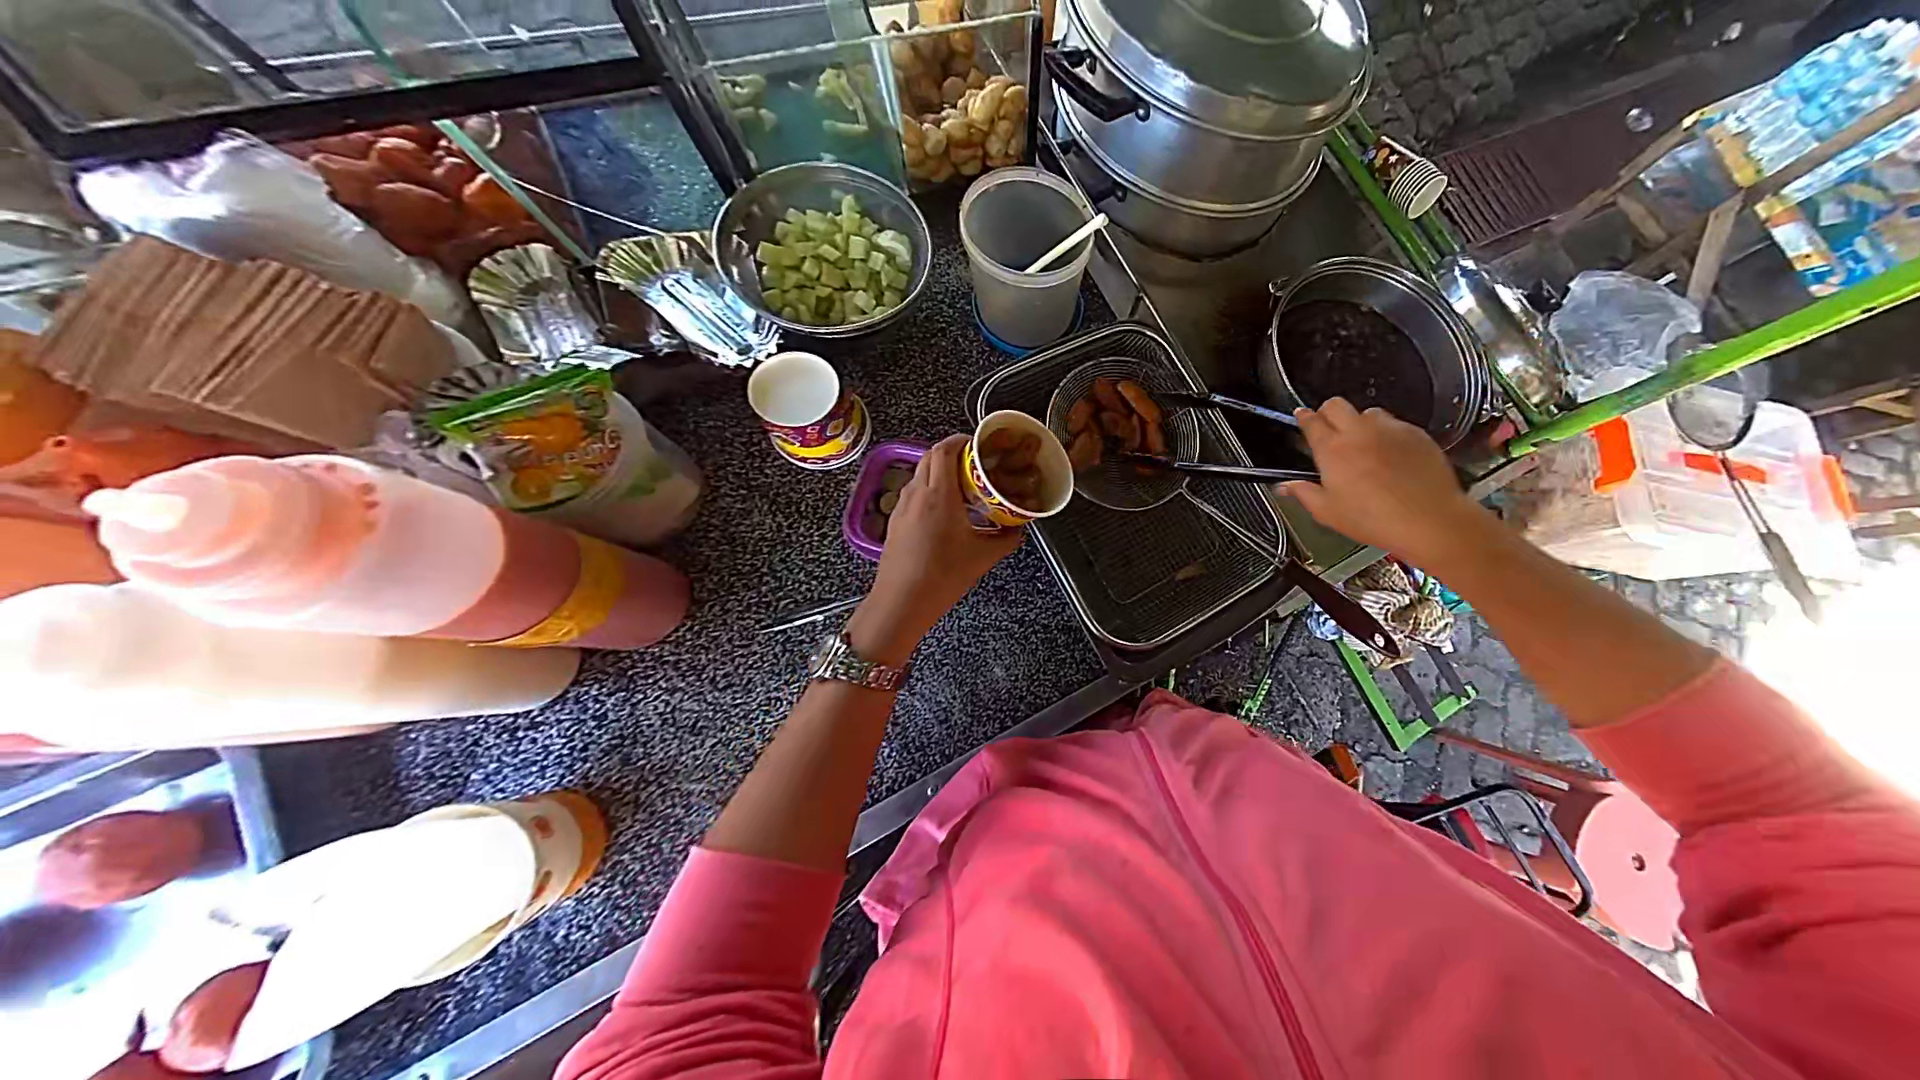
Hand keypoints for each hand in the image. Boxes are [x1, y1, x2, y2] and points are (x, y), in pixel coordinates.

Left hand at [846, 435, 1023, 665]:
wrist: (902, 601)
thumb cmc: (941, 577)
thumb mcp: (983, 556)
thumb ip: (1006, 539)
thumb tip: (1018, 531)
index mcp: (939, 494)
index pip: (944, 450)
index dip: (960, 441)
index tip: (977, 444)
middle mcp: (916, 494)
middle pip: (930, 457)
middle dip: (952, 454)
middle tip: (973, 464)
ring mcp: (902, 508)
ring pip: (920, 475)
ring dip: (939, 473)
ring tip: (962, 488)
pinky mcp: (896, 522)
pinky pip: (913, 495)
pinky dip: (929, 492)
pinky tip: (945, 512)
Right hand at [1279, 398, 1489, 564]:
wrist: (1428, 519)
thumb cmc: (1376, 519)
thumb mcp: (1327, 512)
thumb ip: (1303, 493)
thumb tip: (1287, 487)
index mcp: (1332, 450)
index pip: (1311, 421)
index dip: (1303, 417)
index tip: (1301, 417)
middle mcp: (1360, 433)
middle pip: (1336, 405)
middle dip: (1327, 413)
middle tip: (1327, 428)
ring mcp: (1390, 431)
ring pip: (1368, 412)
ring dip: (1359, 423)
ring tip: (1362, 443)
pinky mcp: (1416, 435)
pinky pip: (1396, 424)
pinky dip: (1387, 433)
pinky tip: (1389, 454)